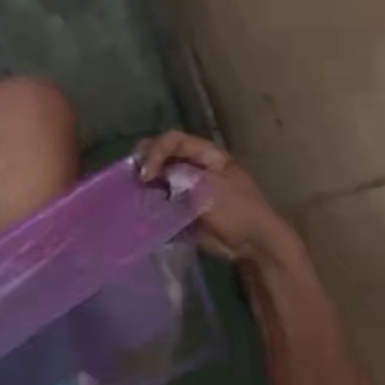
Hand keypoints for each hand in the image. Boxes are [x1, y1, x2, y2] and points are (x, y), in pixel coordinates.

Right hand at [134, 131, 301, 263]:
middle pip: (162, 154)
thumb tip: (150, 175)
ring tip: (132, 192)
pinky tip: (140, 205)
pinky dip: (148, 200)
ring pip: (158, 175)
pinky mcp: (181, 205)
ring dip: (144, 182)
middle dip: (145, 163)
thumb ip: (178, 175)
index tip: (147, 175)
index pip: (172, 141)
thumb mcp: (209, 186)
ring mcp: (187, 185)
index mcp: (206, 154)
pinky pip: (159, 197)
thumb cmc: (236, 209)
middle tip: (132, 178)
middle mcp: (194, 165)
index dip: (155, 152)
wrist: (252, 243)